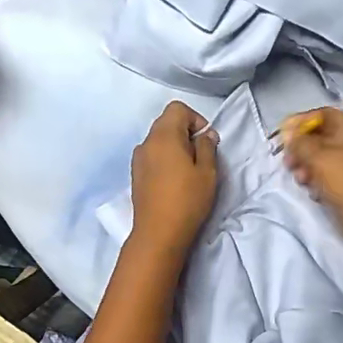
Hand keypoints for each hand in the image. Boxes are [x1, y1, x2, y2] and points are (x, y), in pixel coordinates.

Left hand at [130, 101, 217, 256]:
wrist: (158, 233)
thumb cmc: (187, 200)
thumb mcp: (207, 172)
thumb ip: (207, 147)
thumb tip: (206, 135)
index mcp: (163, 135)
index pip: (177, 109)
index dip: (195, 119)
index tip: (206, 141)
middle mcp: (146, 142)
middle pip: (166, 123)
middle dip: (185, 133)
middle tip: (201, 156)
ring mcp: (137, 160)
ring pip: (158, 141)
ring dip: (174, 148)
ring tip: (188, 171)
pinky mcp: (135, 175)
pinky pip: (152, 157)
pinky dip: (164, 160)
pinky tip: (174, 182)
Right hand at [280, 107, 342, 241]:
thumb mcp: (318, 158)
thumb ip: (300, 142)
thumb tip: (290, 135)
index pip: (324, 114)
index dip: (301, 121)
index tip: (284, 135)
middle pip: (322, 136)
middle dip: (301, 147)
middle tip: (287, 162)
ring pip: (323, 155)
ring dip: (306, 164)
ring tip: (300, 179)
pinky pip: (329, 171)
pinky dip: (317, 177)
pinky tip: (312, 189)